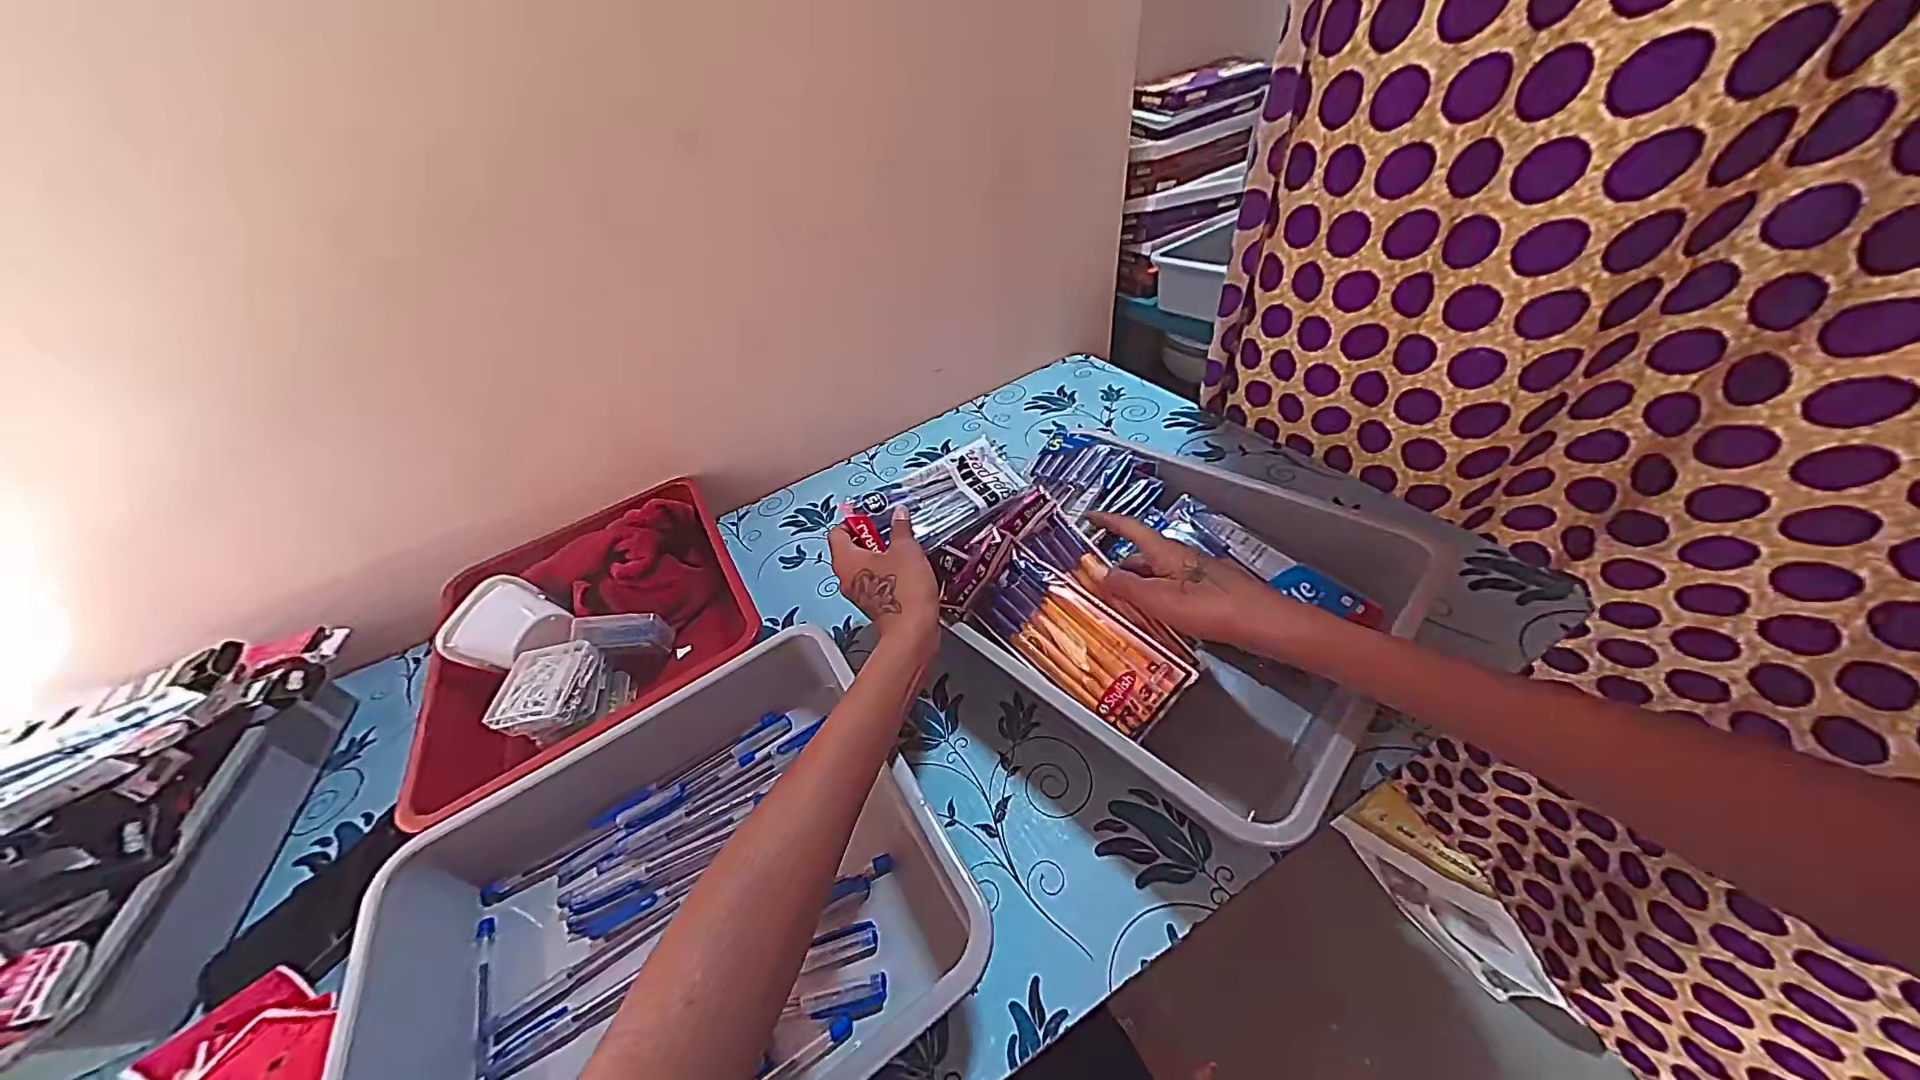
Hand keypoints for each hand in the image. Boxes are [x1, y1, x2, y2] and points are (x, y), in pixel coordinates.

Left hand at [829, 508, 940, 647]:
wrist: (913, 629)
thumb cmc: (903, 591)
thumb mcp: (906, 549)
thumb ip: (900, 528)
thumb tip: (899, 515)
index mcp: (846, 559)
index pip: (838, 532)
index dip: (854, 521)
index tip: (872, 517)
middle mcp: (846, 577)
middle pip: (850, 548)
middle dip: (870, 537)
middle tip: (890, 531)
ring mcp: (858, 592)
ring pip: (862, 565)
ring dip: (880, 554)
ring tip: (901, 548)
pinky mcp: (873, 603)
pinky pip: (873, 580)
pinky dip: (885, 571)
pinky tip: (905, 569)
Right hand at [1090, 511, 1331, 653]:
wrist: (1268, 625)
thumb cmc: (1216, 610)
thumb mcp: (1162, 601)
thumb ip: (1128, 588)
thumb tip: (1099, 574)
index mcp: (1167, 553)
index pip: (1131, 529)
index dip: (1108, 521)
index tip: (1089, 517)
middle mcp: (1181, 558)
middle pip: (1141, 556)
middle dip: (1116, 567)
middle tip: (1096, 584)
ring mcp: (1197, 575)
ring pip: (1155, 574)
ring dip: (1135, 586)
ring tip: (1118, 606)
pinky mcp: (1209, 592)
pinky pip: (1170, 588)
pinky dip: (1153, 598)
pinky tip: (1152, 617)